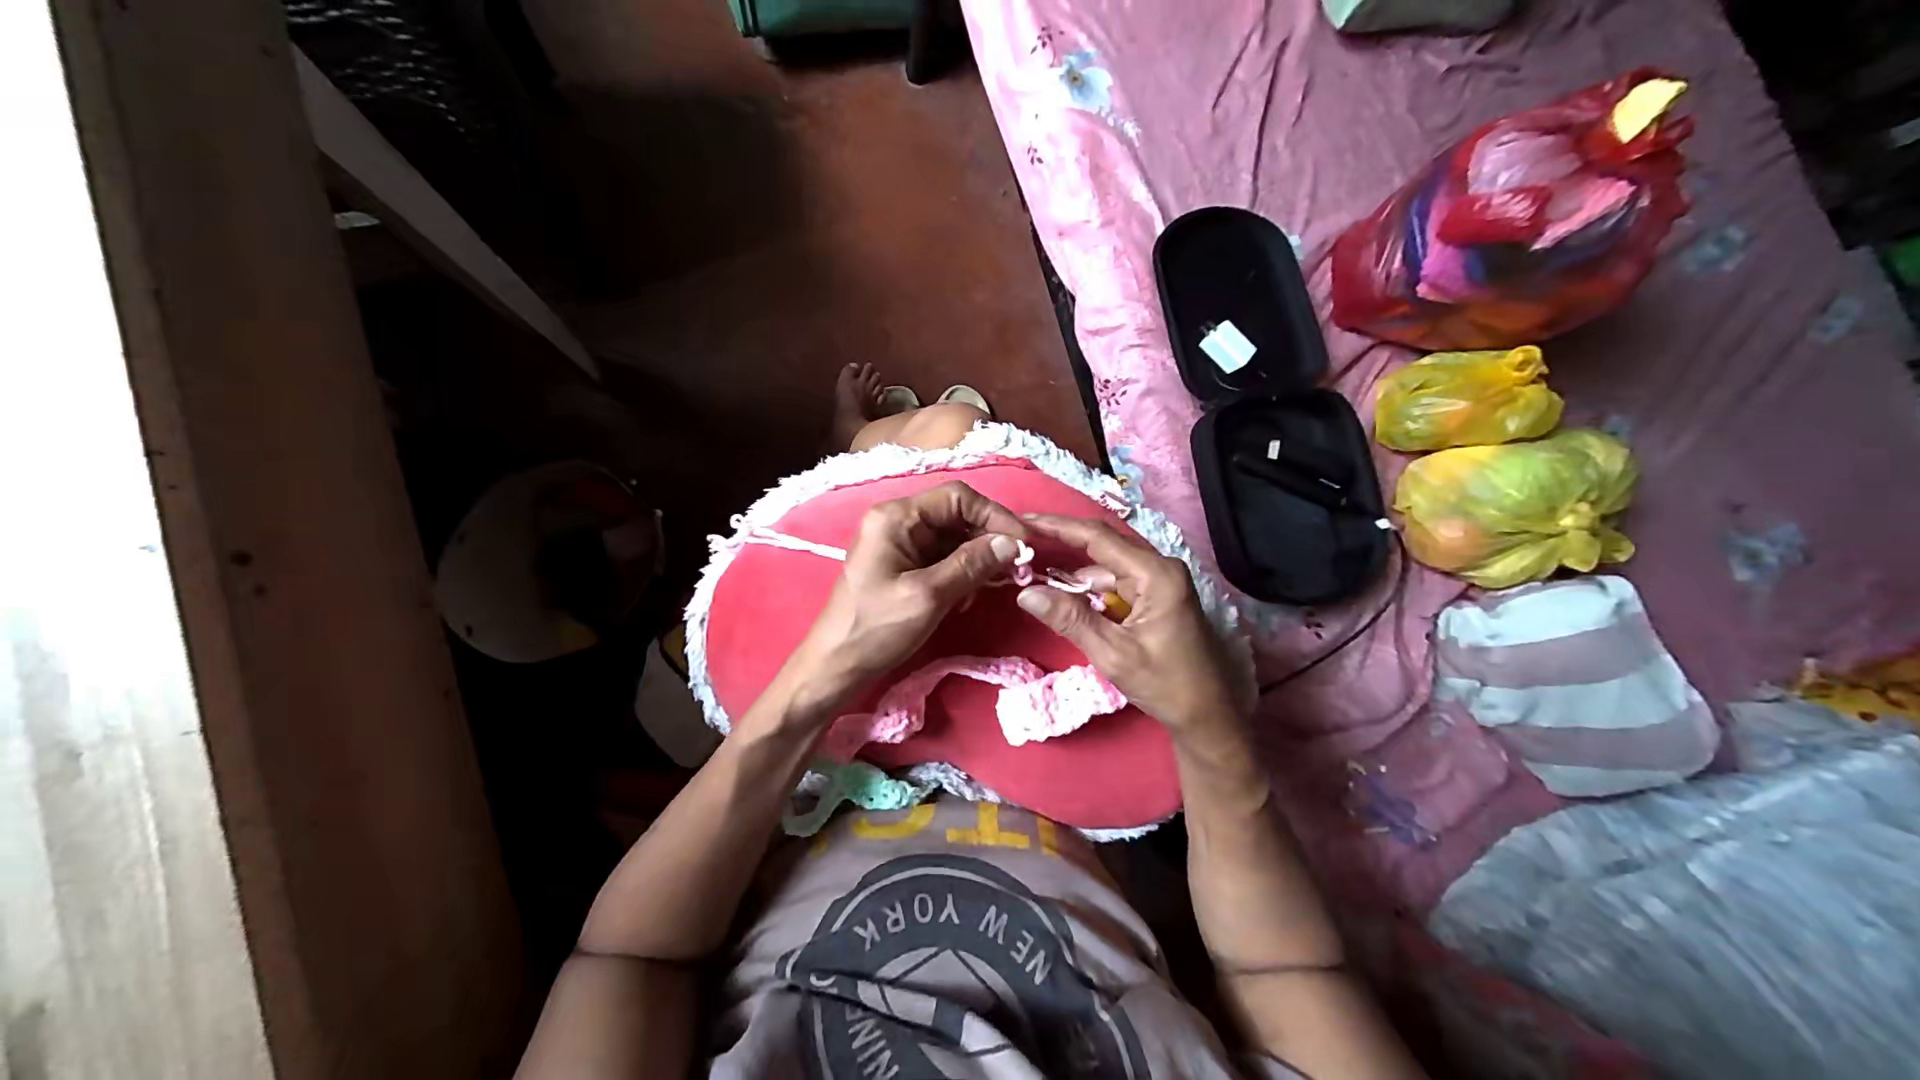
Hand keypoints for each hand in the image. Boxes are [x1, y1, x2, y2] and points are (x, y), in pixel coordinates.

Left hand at [779, 482, 1026, 716]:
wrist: (834, 666)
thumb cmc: (875, 629)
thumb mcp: (928, 596)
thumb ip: (971, 565)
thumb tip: (1012, 544)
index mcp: (896, 517)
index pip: (957, 497)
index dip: (994, 516)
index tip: (1022, 544)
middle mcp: (898, 521)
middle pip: (957, 515)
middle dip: (988, 539)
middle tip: (1017, 568)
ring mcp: (900, 543)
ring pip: (953, 538)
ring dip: (977, 559)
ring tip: (995, 585)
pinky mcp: (903, 566)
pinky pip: (942, 558)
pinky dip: (962, 573)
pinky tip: (968, 597)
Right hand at [1014, 513, 1247, 734]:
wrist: (1208, 715)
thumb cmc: (1166, 684)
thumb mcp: (1112, 653)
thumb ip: (1070, 619)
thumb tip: (1026, 592)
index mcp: (1155, 574)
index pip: (1098, 537)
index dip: (1058, 527)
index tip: (1024, 522)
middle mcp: (1160, 567)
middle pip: (1102, 545)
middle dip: (1062, 543)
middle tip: (1023, 542)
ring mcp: (1160, 581)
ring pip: (1107, 566)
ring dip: (1074, 572)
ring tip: (1035, 572)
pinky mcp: (1157, 596)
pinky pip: (1116, 582)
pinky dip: (1090, 589)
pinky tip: (1065, 595)